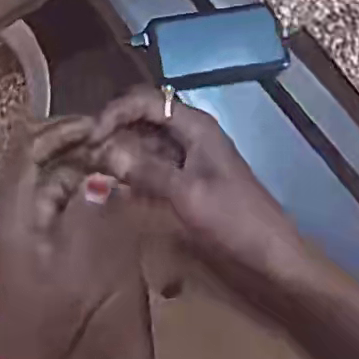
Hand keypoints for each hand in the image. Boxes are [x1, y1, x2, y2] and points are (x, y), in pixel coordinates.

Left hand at [0, 116, 135, 358]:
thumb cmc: (52, 317)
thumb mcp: (78, 265)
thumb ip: (91, 213)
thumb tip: (103, 173)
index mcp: (13, 205)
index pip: (28, 146)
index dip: (61, 129)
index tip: (97, 126)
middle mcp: (10, 201)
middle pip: (34, 150)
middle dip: (70, 139)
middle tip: (108, 139)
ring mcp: (18, 215)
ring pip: (46, 170)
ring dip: (76, 159)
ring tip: (111, 157)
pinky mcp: (29, 229)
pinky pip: (51, 191)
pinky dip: (75, 181)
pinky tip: (101, 185)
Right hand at [92, 90, 310, 280]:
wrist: (273, 257)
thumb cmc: (234, 219)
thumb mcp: (186, 194)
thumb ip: (144, 170)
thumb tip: (103, 150)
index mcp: (193, 124)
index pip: (144, 101)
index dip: (115, 113)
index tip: (91, 136)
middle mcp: (188, 132)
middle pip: (142, 117)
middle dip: (114, 130)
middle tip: (86, 153)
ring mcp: (187, 156)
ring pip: (144, 141)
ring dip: (120, 151)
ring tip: (92, 168)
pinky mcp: (185, 179)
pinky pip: (151, 165)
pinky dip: (132, 171)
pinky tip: (114, 186)